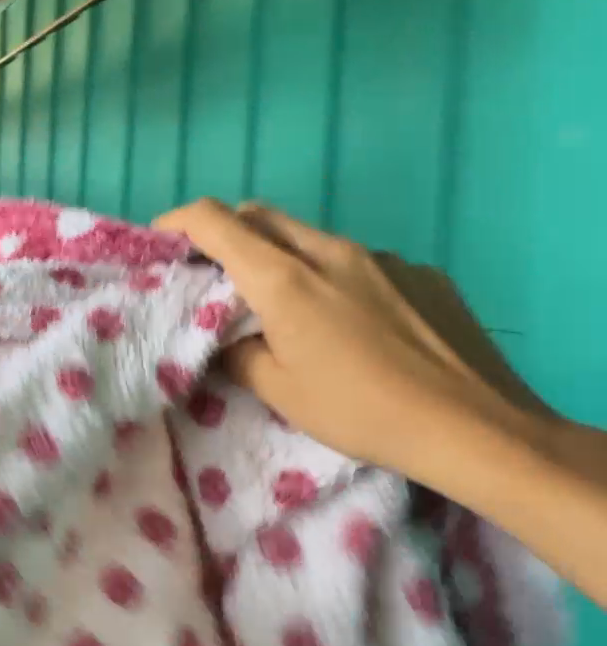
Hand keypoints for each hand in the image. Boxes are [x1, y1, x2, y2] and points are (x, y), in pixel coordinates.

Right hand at [154, 199, 539, 469]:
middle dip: (224, 233)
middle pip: (259, 215)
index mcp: (283, 278)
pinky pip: (360, 262)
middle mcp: (330, 253)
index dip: (177, 222)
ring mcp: (383, 260)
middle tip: (213, 273)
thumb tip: (223, 333)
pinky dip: (335, 278)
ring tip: (289, 307)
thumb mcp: (275, 389)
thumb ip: (234, 349)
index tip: (162, 244)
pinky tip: (354, 324)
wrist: (482, 431)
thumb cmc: (362, 411)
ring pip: (310, 238)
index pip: (213, 220)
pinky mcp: (423, 276)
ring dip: (281, 257)